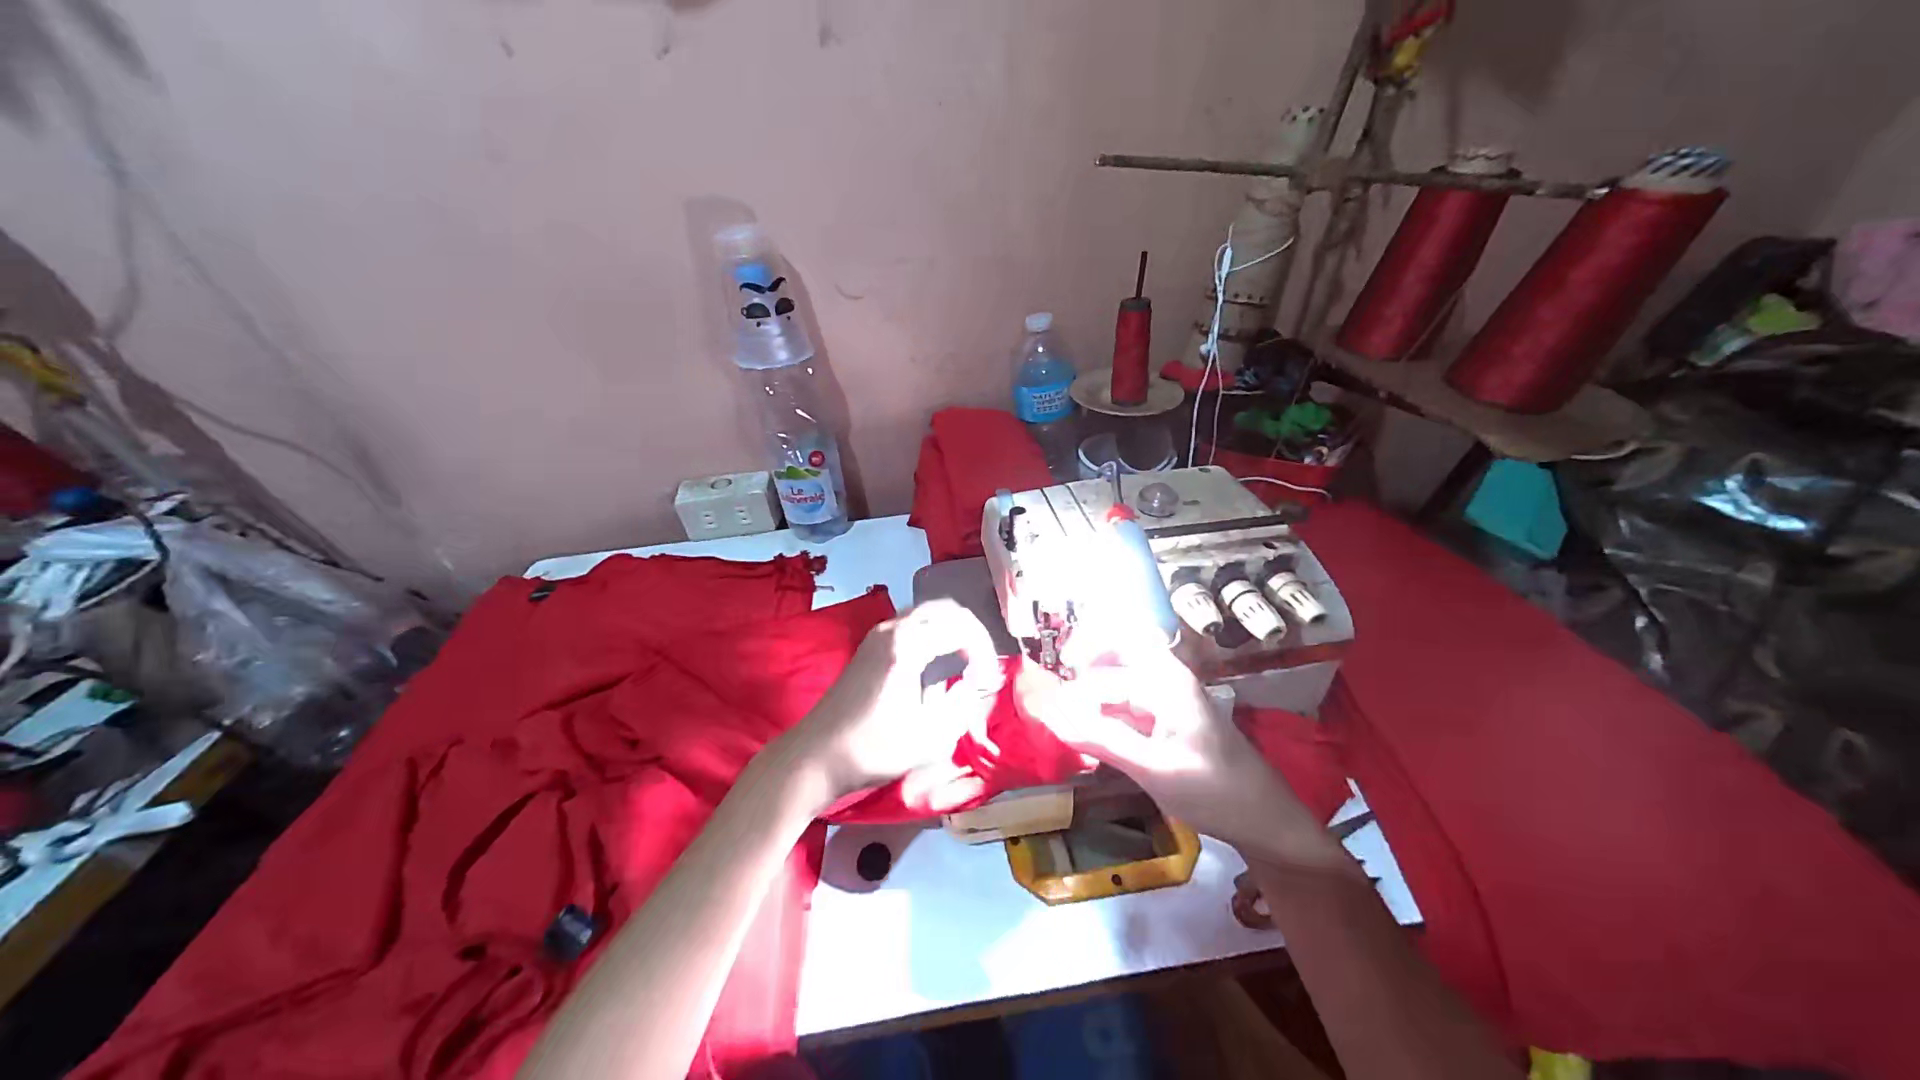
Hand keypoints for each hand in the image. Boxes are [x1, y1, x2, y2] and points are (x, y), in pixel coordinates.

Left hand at [786, 599, 1003, 804]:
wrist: (815, 757)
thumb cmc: (873, 749)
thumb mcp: (932, 735)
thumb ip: (965, 702)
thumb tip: (981, 683)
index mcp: (907, 643)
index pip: (962, 628)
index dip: (985, 654)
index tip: (989, 683)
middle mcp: (892, 628)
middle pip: (945, 611)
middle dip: (972, 635)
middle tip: (984, 667)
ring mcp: (877, 635)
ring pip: (927, 615)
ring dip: (952, 633)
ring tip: (967, 665)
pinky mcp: (870, 647)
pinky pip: (912, 626)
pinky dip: (934, 636)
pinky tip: (938, 666)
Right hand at [1015, 631, 1348, 872]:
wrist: (1265, 819)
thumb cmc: (1213, 791)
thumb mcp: (1152, 768)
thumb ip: (1102, 739)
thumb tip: (1053, 717)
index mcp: (1167, 683)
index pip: (1104, 676)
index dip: (1072, 692)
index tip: (1045, 713)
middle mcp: (1168, 680)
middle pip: (1117, 653)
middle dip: (1083, 666)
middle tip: (1055, 695)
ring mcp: (1171, 698)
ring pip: (1123, 678)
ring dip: (1094, 690)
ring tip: (1067, 716)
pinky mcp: (1171, 719)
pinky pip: (1132, 701)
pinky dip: (1109, 710)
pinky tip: (1094, 732)